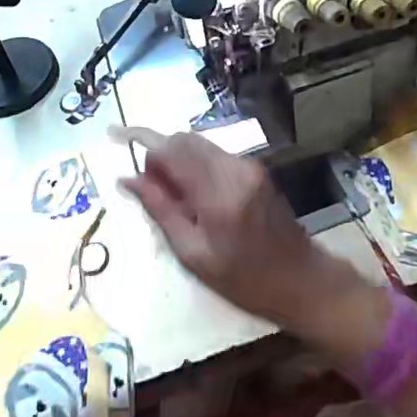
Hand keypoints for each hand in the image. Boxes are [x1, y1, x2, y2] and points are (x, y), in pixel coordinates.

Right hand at [113, 127, 364, 332]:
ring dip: (176, 158)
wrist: (302, 279)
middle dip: (158, 152)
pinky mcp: (256, 169)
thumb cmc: (244, 279)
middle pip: (185, 139)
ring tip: (168, 195)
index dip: (139, 140)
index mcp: (217, 192)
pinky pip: (215, 155)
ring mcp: (249, 166)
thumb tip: (128, 179)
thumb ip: (160, 210)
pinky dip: (195, 165)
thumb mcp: (193, 254)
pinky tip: (192, 195)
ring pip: (199, 144)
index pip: (170, 148)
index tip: (114, 136)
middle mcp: (234, 168)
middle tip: (145, 185)